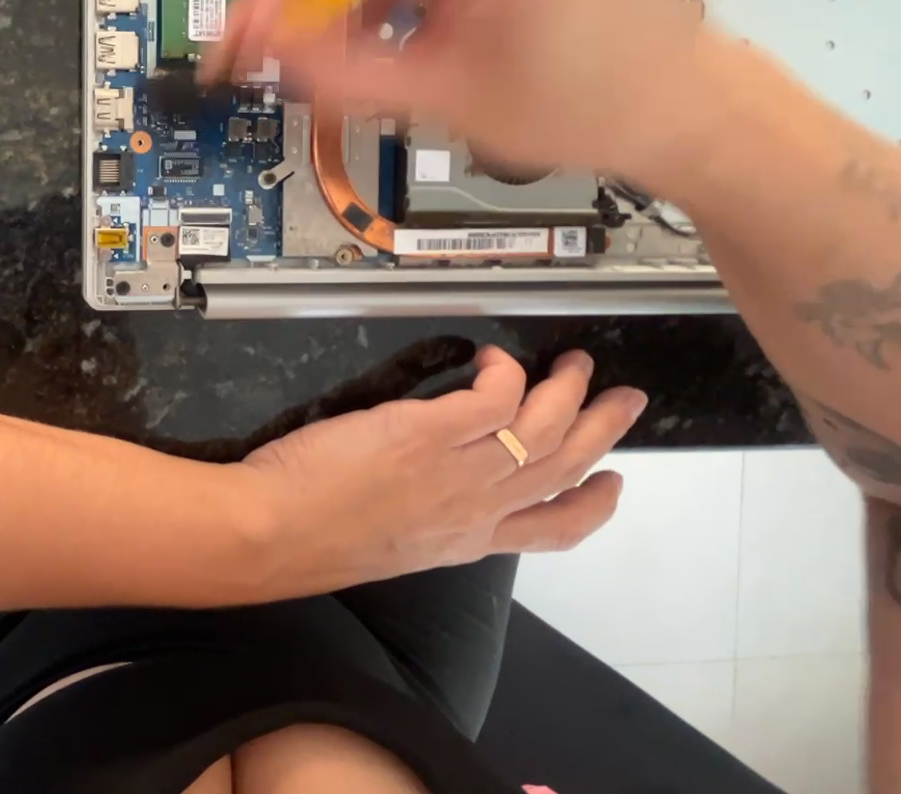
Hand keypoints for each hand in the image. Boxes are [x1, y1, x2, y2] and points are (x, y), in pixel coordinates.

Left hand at [236, 345, 645, 595]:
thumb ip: (423, 519)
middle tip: (623, 399)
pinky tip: (496, 358)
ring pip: (541, 427)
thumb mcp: (390, 542)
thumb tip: (430, 492)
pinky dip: (504, 374)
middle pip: (561, 466)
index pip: (550, 528)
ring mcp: (458, 469)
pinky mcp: (426, 432)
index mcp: (467, 541)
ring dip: (568, 391)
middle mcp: (476, 508)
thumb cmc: (314, 536)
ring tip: (577, 365)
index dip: (590, 505)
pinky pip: (491, 398)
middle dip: (601, 431)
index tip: (610, 483)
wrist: (277, 533)